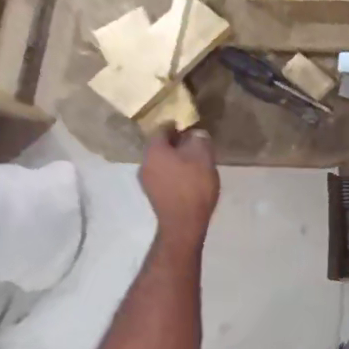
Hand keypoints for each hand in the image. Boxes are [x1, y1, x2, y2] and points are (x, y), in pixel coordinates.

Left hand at [140, 126, 218, 248]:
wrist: (183, 223)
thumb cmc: (194, 185)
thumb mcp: (204, 157)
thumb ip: (199, 139)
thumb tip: (195, 133)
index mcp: (154, 150)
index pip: (162, 128)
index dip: (177, 126)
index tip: (190, 128)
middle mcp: (145, 162)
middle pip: (160, 146)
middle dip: (176, 144)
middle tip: (195, 145)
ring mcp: (146, 180)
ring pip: (161, 162)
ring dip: (175, 160)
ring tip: (194, 163)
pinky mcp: (153, 195)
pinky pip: (162, 176)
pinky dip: (173, 173)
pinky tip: (188, 179)